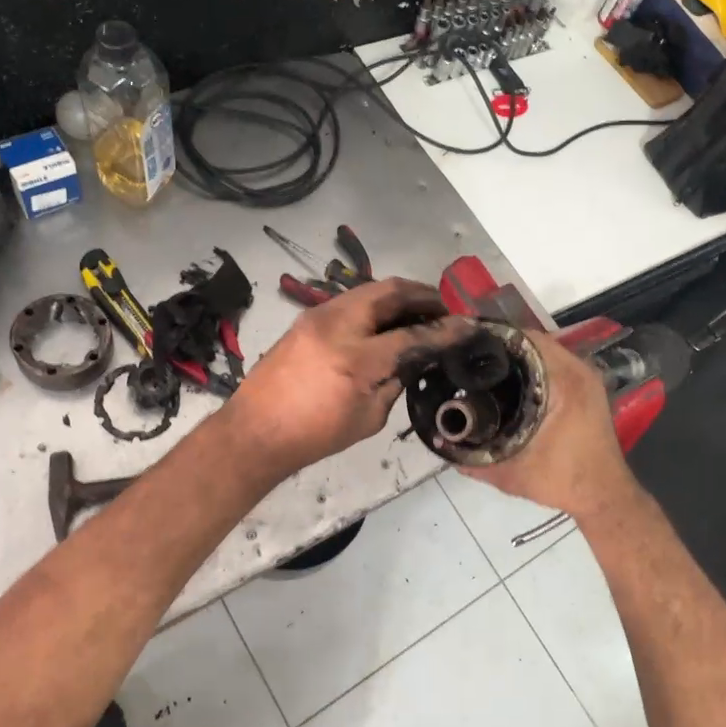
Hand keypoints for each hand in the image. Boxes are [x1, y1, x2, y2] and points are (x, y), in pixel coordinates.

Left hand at [222, 278, 469, 478]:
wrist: (256, 431)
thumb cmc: (314, 435)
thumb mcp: (368, 417)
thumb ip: (395, 381)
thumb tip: (412, 359)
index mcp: (357, 359)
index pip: (414, 335)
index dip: (446, 330)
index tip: (469, 326)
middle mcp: (338, 325)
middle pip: (391, 292)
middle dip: (424, 296)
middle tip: (445, 307)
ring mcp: (317, 316)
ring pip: (368, 291)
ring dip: (398, 297)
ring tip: (419, 311)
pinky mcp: (305, 318)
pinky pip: (350, 302)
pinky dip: (374, 305)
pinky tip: (386, 321)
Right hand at [461, 330, 643, 518]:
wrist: (605, 496)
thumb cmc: (564, 481)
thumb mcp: (513, 472)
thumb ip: (473, 460)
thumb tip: (438, 443)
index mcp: (564, 381)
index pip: (523, 339)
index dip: (491, 339)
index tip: (464, 346)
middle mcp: (578, 370)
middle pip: (532, 340)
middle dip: (499, 346)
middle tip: (467, 357)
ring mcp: (586, 377)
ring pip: (543, 350)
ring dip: (515, 356)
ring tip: (482, 367)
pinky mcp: (587, 387)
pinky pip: (554, 362)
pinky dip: (531, 366)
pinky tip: (507, 382)